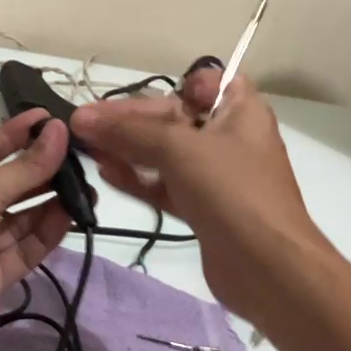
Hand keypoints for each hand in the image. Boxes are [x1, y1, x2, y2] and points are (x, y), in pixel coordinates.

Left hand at [0, 108, 74, 350]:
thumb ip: (22, 169)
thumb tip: (58, 133)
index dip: (12, 135)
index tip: (47, 119)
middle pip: (1, 186)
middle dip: (36, 171)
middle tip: (76, 156)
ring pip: (16, 218)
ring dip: (47, 201)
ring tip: (84, 187)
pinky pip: (23, 247)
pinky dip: (46, 231)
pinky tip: (71, 214)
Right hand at [70, 67, 332, 319]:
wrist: (270, 269)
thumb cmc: (231, 191)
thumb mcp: (178, 148)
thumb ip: (127, 130)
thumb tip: (81, 118)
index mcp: (240, 110)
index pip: (204, 81)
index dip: (171, 85)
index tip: (136, 99)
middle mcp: (230, 137)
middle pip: (173, 117)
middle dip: (130, 120)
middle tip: (83, 126)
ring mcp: (217, 175)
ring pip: (164, 153)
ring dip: (127, 149)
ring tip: (87, 150)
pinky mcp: (203, 208)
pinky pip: (164, 185)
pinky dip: (137, 178)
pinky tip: (106, 174)